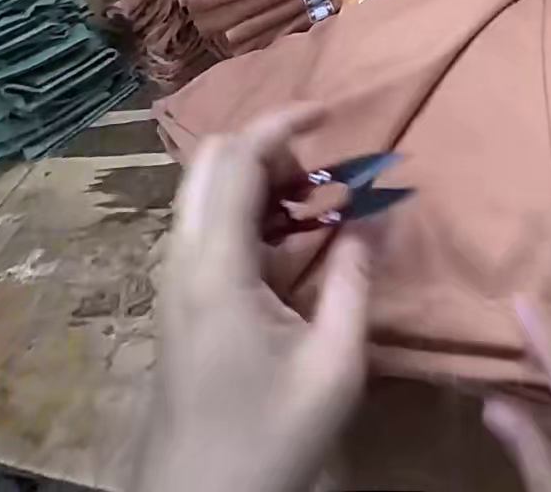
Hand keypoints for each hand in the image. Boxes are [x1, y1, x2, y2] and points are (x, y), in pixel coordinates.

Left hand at [137, 105, 371, 491]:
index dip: (281, 122)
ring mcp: (174, 269)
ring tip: (310, 205)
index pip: (237, 158)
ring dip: (256, 175)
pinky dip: (246, 206)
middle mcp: (183, 253)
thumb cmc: (268, 438)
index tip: (327, 112)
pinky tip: (285, 240)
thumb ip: (356, 279)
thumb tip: (377, 213)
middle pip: (213, 158)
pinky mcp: (178, 287)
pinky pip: (206, 217)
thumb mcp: (333, 365)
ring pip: (205, 184)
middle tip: (318, 177)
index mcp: (216, 265)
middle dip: (268, 147)